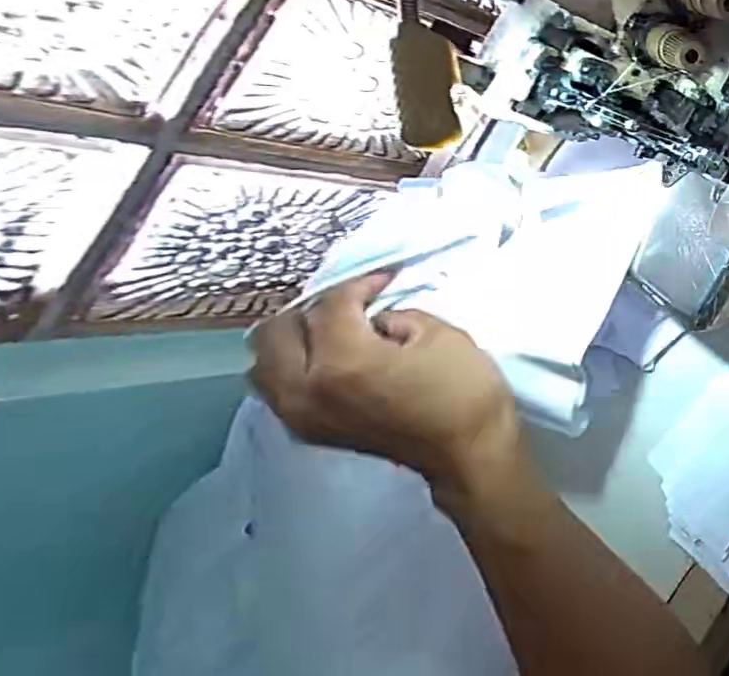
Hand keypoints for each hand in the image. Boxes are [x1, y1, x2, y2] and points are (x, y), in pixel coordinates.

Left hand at [248, 273, 537, 510]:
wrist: (466, 448)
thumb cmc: (462, 388)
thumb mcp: (441, 335)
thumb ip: (398, 317)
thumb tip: (376, 320)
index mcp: (343, 360)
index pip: (332, 305)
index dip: (361, 284)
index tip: (386, 278)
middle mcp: (306, 388)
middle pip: (276, 331)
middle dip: (316, 308)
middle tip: (355, 303)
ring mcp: (300, 414)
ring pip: (262, 362)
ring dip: (294, 338)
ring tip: (336, 329)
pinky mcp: (306, 430)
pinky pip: (275, 388)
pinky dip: (293, 365)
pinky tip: (330, 359)